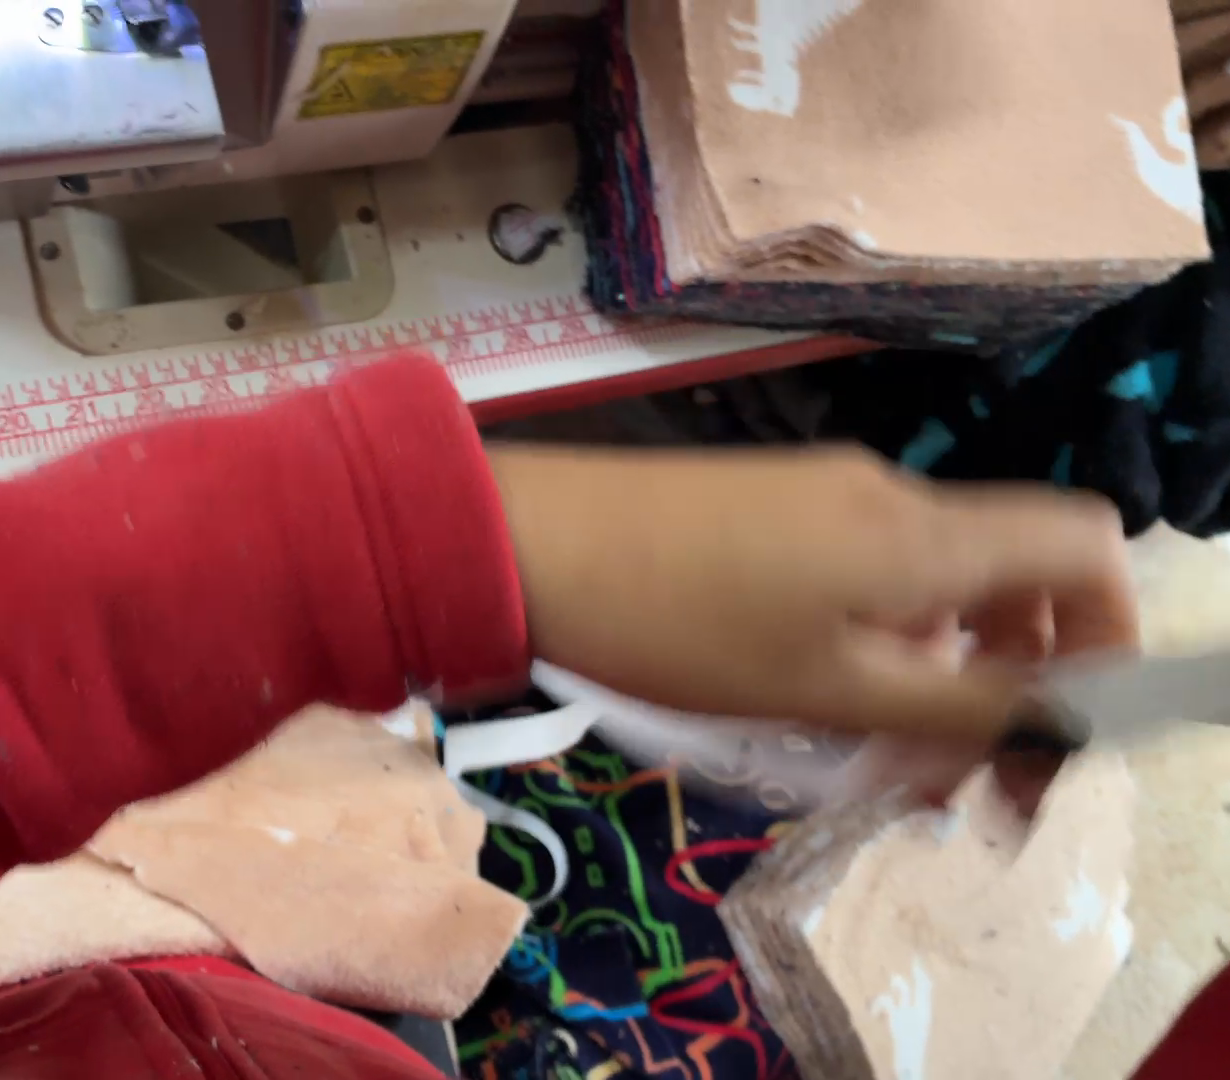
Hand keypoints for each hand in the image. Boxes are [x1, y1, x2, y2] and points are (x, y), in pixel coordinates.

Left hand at [487, 446, 1137, 754]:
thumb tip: (1051, 709)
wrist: (520, 537)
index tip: (1044, 709)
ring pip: (895, 568)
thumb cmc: (670, 619)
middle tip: (920, 747)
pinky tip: (768, 660)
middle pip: (984, 567)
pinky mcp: (732, 493)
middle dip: (984, 662)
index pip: (1083, 545)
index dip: (1100, 628)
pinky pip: (823, 553)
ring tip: (833, 715)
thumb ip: (954, 703)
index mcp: (920, 530)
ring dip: (897, 646)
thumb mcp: (820, 684)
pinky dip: (832, 613)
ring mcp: (794, 484)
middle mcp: (872, 490)